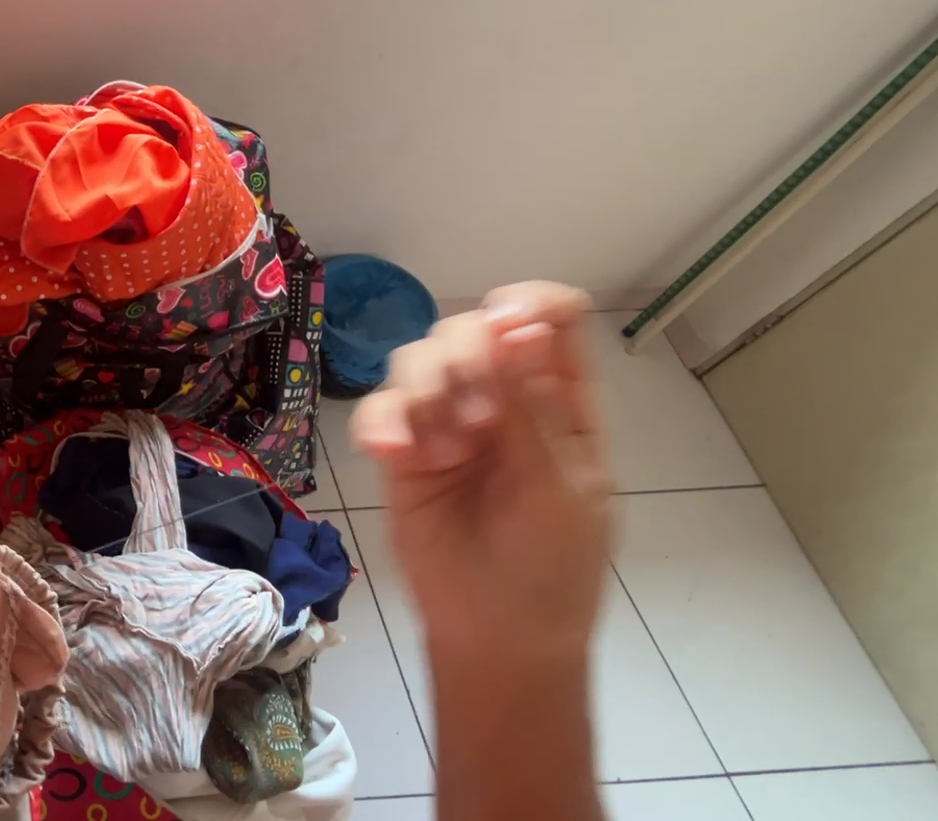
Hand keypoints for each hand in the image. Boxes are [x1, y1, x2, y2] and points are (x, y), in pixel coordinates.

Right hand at [351, 281, 611, 664]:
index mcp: (559, 400)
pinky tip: (390, 452)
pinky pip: (378, 409)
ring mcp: (445, 420)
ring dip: (424, 394)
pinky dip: (380, 421)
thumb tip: (517, 324)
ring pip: (415, 360)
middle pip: (470, 330)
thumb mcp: (557, 487)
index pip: (550, 319)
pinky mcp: (400, 446)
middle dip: (465, 360)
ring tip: (439, 451)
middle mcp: (500, 397)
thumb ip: (531, 406)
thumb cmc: (550, 565)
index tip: (506, 323)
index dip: (529, 304)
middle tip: (478, 418)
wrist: (492, 632)